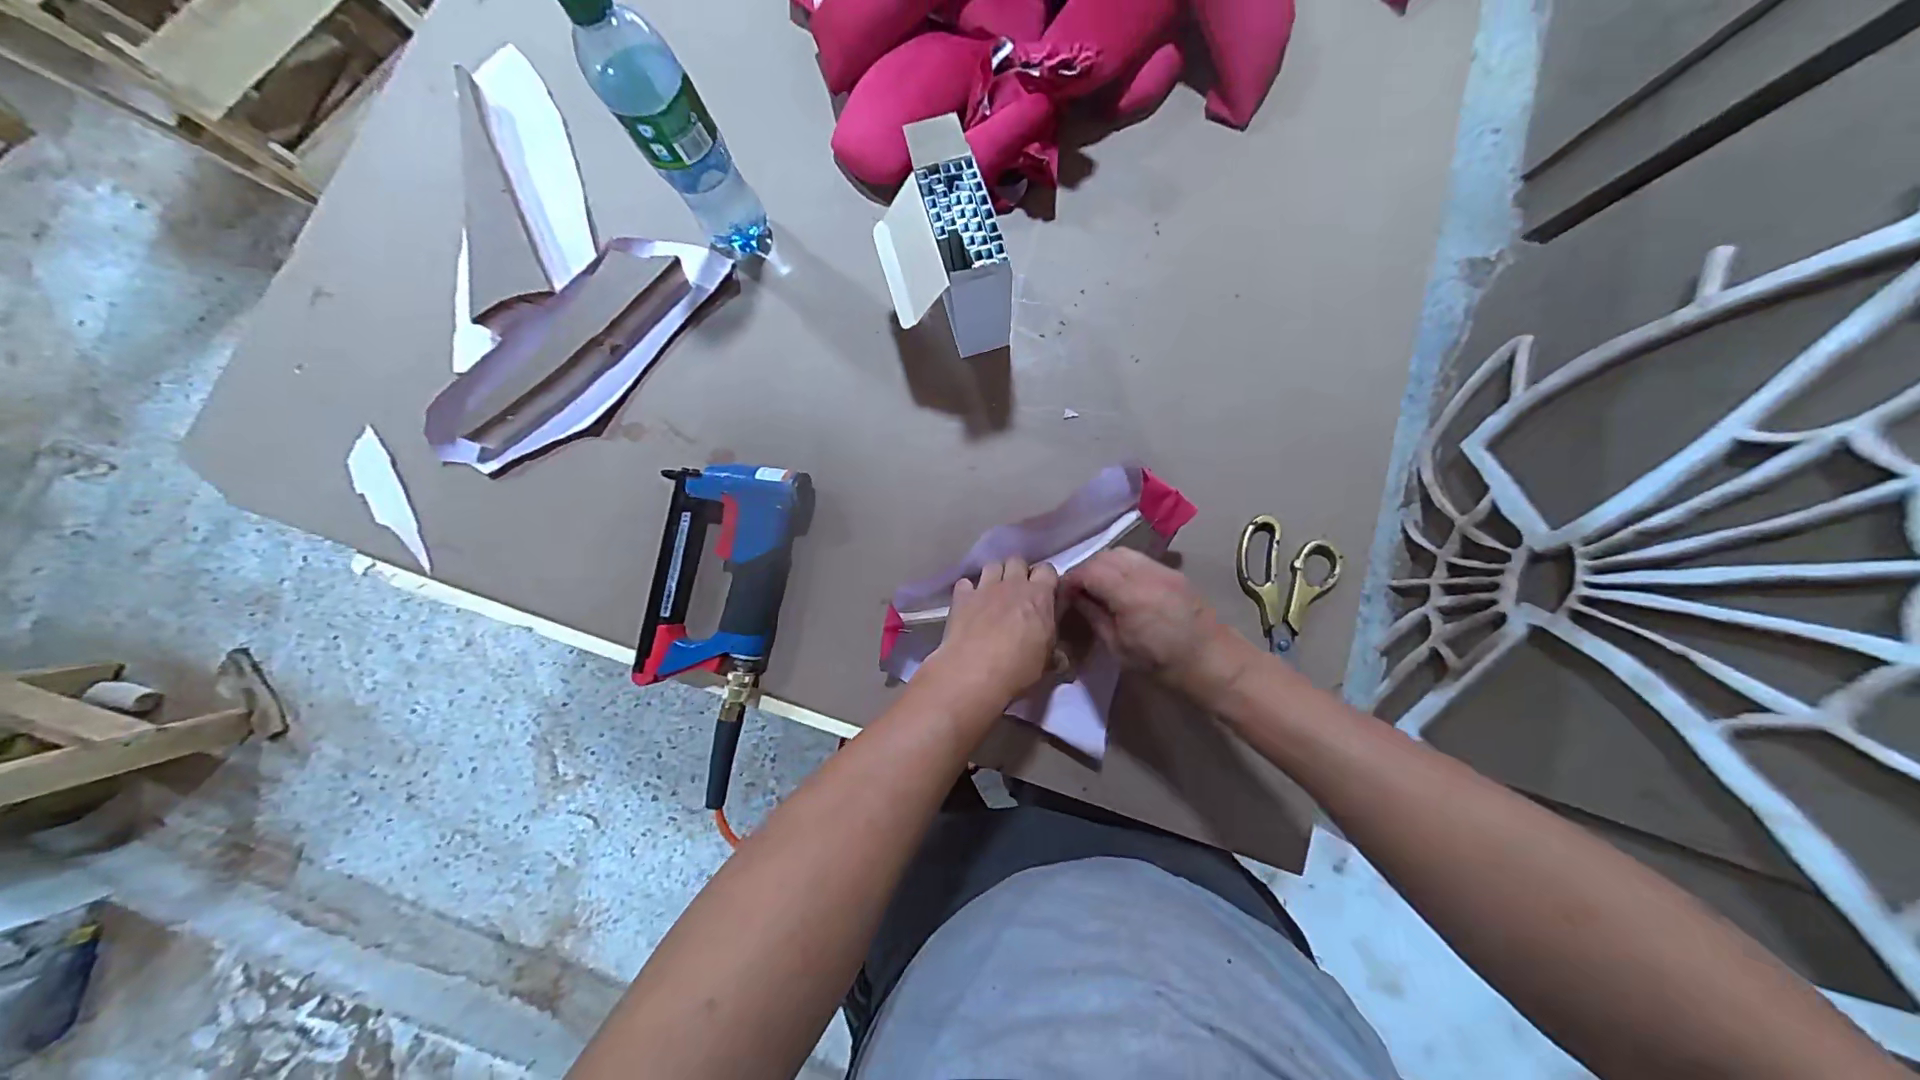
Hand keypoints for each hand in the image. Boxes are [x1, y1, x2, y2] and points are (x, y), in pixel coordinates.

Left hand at [922, 557, 1060, 708]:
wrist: (974, 672)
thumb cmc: (1018, 668)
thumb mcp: (1046, 662)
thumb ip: (1053, 650)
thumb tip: (1059, 656)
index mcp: (1039, 596)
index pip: (1047, 570)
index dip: (1045, 579)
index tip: (1044, 593)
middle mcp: (1012, 584)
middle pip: (1017, 561)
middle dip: (1019, 572)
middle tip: (1018, 592)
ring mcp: (985, 588)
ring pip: (992, 565)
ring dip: (995, 576)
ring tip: (994, 594)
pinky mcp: (961, 597)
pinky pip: (965, 583)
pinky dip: (968, 590)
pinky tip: (969, 603)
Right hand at [1062, 548, 1259, 706]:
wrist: (1212, 661)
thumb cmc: (1162, 663)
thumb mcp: (1118, 646)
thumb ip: (1094, 615)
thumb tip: (1074, 598)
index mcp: (1130, 593)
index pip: (1089, 570)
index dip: (1071, 579)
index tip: (1062, 594)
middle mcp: (1146, 573)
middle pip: (1104, 556)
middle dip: (1086, 570)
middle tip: (1078, 592)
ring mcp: (1162, 569)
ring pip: (1121, 553)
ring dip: (1103, 565)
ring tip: (1098, 588)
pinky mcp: (1172, 572)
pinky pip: (1138, 559)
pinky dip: (1121, 566)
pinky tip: (1120, 587)